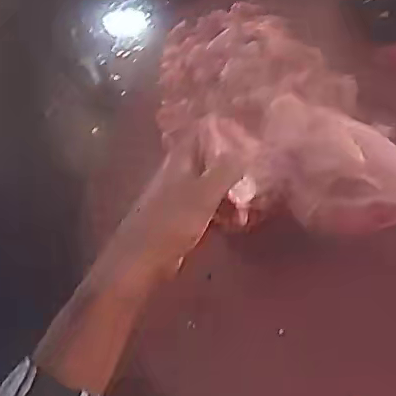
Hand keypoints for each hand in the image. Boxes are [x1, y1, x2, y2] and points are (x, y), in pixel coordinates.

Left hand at [37, 139, 244, 393]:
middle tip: (256, 179)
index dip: (222, 132)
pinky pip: (207, 209)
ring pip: (210, 188)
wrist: (139, 264)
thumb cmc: (171, 224)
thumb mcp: (203, 195)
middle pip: (209, 162)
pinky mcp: (179, 221)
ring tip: (247, 210)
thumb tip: (245, 149)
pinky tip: (236, 224)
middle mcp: (177, 175)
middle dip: (233, 169)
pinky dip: (222, 212)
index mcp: (179, 162)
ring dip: (230, 195)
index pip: (201, 134)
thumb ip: (224, 171)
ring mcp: (177, 198)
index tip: (248, 136)